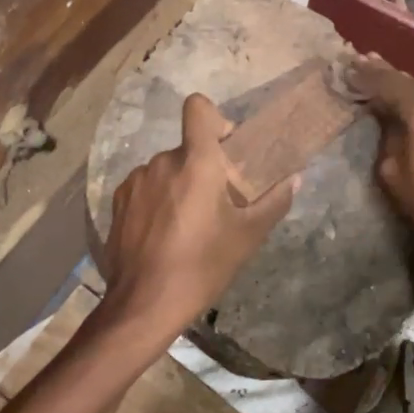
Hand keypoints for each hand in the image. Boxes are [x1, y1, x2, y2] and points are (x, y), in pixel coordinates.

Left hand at [101, 94, 295, 335]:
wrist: (143, 305)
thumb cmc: (202, 266)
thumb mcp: (247, 236)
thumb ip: (274, 201)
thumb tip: (295, 178)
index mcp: (196, 161)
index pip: (198, 107)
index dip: (214, 118)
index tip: (226, 149)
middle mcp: (163, 160)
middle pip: (188, 148)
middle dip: (202, 168)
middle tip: (216, 204)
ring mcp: (136, 180)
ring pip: (166, 169)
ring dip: (178, 186)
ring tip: (187, 225)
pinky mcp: (117, 201)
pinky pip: (145, 187)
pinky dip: (155, 201)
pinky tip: (161, 234)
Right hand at [353, 57, 413, 262]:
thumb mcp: (393, 172)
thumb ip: (387, 136)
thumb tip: (388, 118)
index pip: (389, 83)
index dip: (366, 75)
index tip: (348, 66)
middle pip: (411, 84)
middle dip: (386, 75)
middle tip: (363, 61)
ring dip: (408, 91)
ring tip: (386, 82)